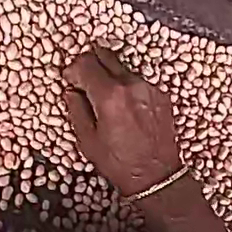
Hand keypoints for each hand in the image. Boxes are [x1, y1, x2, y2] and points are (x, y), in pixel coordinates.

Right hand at [62, 47, 183, 195]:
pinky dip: (127, 86)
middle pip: (105, 55)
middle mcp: (132, 86)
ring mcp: (149, 88)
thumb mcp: (88, 141)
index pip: (85, 63)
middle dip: (90, 64)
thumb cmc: (121, 164)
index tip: (70, 79)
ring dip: (110, 75)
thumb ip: (77, 110)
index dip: (73, 69)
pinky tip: (124, 106)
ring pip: (122, 67)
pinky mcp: (161, 94)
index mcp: (110, 97)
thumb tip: (72, 91)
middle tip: (84, 80)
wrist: (156, 176)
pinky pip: (138, 80)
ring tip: (105, 97)